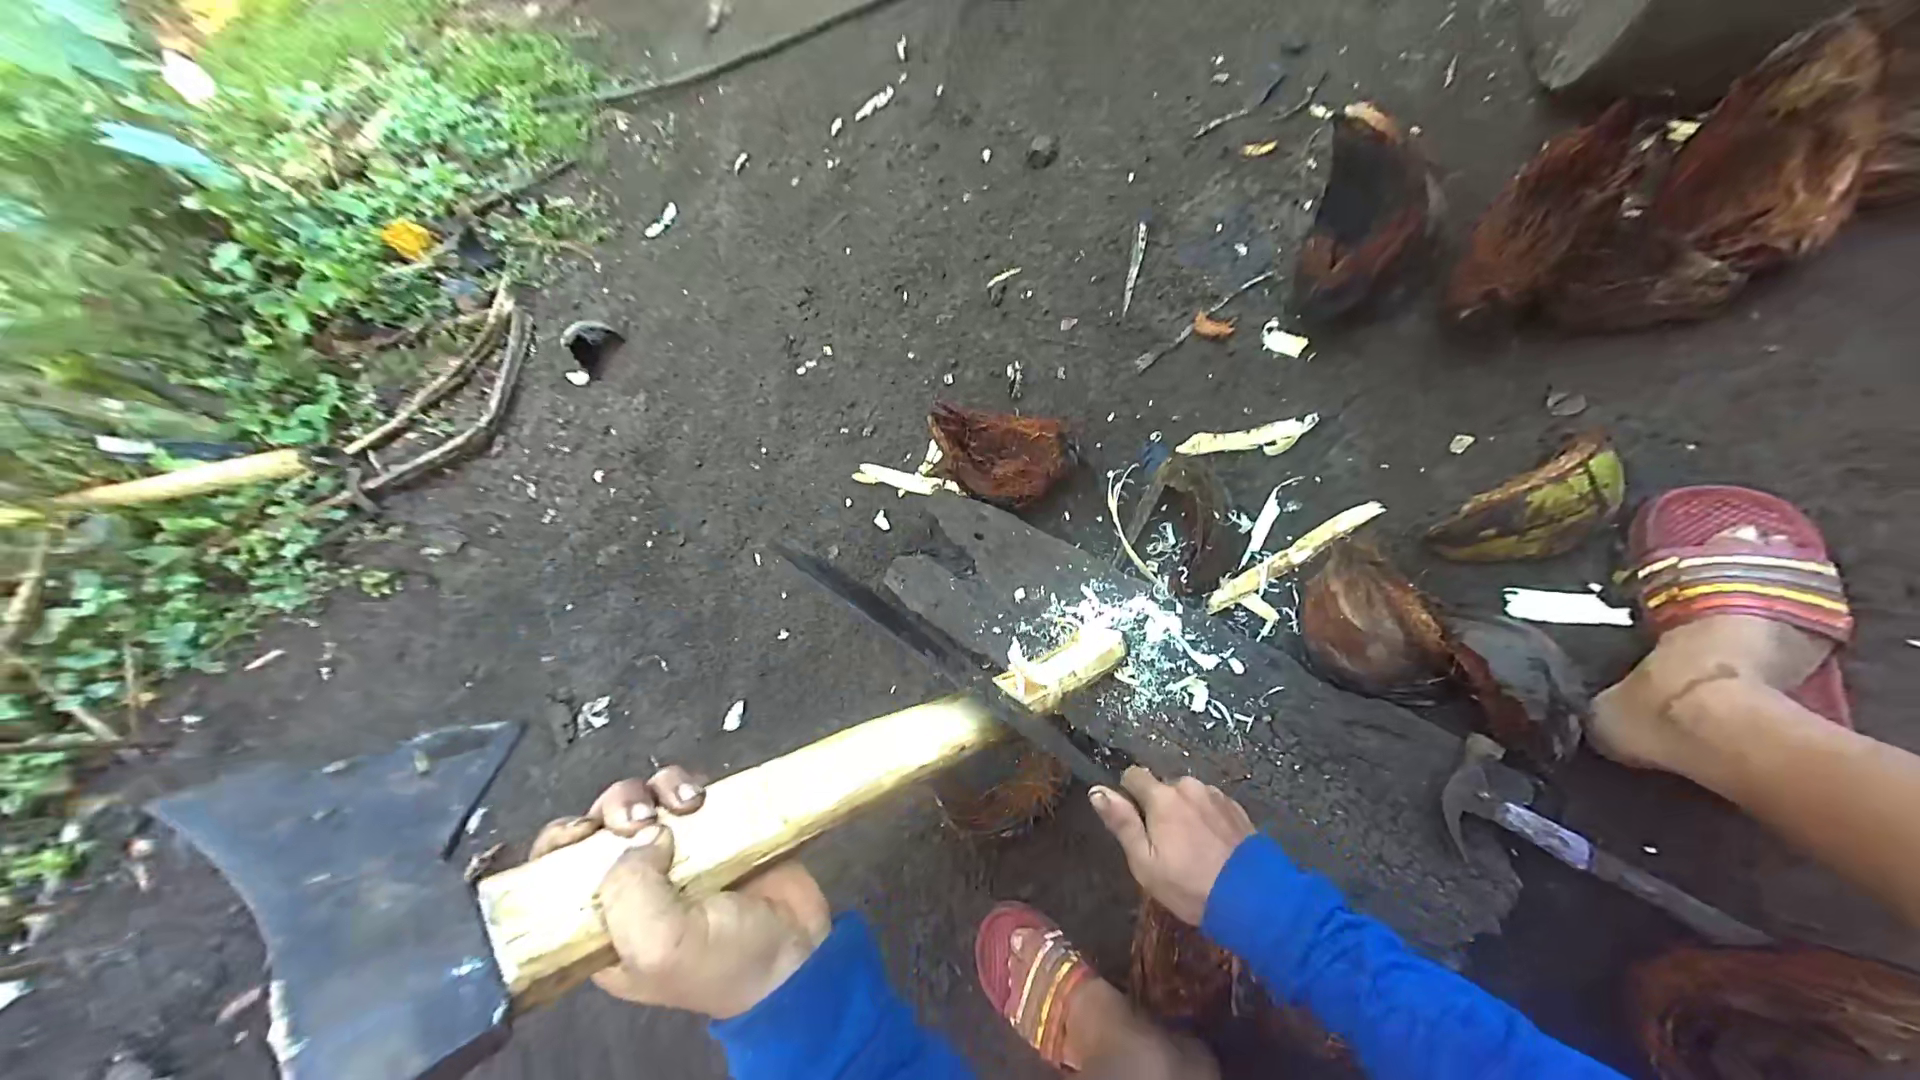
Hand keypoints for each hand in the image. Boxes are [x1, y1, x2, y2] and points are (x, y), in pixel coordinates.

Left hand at [528, 768, 831, 1018]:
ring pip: (649, 796)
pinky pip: (691, 789)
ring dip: (659, 788)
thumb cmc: (723, 960)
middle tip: (644, 816)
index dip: (562, 842)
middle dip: (620, 806)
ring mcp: (679, 849)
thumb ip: (631, 891)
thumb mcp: (659, 946)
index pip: (559, 870)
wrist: (796, 949)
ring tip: (688, 801)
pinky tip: (703, 794)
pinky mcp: (717, 825)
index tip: (584, 830)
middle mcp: (636, 879)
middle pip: (605, 821)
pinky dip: (690, 782)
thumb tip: (644, 830)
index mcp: (606, 920)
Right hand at [1088, 766, 1255, 925]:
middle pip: (1163, 787)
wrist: (1257, 901)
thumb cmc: (1191, 885)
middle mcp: (1188, 786)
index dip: (1129, 795)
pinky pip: (1211, 805)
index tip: (1137, 822)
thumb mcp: (1145, 862)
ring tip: (1194, 848)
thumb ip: (1121, 822)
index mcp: (1162, 797)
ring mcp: (1216, 796)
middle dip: (1160, 807)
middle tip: (1167, 845)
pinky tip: (1214, 847)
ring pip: (1189, 796)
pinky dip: (1207, 819)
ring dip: (1185, 812)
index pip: (1133, 775)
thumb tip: (1097, 791)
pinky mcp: (1238, 809)